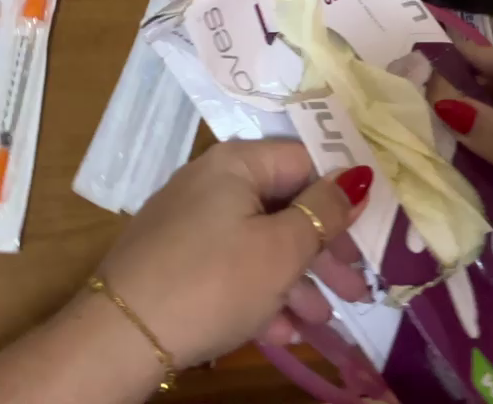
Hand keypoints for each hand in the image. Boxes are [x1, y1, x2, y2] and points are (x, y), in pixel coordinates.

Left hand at [93, 140, 374, 366]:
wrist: (123, 333)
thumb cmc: (213, 281)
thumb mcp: (280, 250)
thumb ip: (323, 213)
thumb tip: (358, 176)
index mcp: (237, 162)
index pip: (303, 160)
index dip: (339, 195)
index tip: (369, 234)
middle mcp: (212, 180)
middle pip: (282, 204)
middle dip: (323, 250)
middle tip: (357, 291)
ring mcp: (191, 218)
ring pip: (258, 240)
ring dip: (295, 280)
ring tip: (322, 321)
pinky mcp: (177, 256)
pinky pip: (230, 263)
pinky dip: (259, 291)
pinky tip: (281, 331)